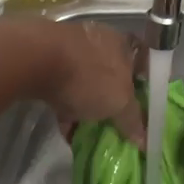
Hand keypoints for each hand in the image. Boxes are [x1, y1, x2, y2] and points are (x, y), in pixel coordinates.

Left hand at [22, 20, 143, 141]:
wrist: (39, 61)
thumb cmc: (90, 76)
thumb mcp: (119, 102)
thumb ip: (133, 119)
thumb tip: (144, 140)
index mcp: (124, 44)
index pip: (143, 65)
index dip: (144, 89)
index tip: (141, 112)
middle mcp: (102, 44)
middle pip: (114, 78)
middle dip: (114, 104)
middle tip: (117, 128)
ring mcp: (74, 53)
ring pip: (88, 86)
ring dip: (90, 110)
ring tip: (92, 136)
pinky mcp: (51, 65)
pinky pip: (66, 92)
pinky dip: (68, 112)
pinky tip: (69, 135)